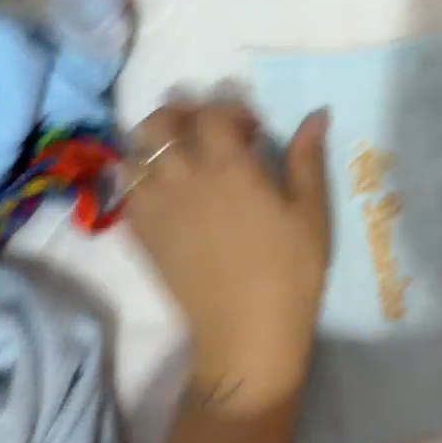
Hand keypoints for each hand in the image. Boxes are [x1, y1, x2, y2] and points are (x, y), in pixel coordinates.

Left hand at [124, 101, 331, 409]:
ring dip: (153, 144)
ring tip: (181, 158)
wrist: (248, 332)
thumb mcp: (311, 211)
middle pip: (157, 124)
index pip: (211, 114)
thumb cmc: (290, 269)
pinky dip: (139, 179)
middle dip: (180, 116)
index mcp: (228, 167)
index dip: (231, 110)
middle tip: (208, 132)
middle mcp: (183, 178)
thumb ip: (307, 158)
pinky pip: (125, 192)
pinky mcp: (142, 236)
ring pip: (132, 154)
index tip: (253, 130)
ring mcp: (156, 208)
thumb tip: (316, 114)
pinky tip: (167, 192)